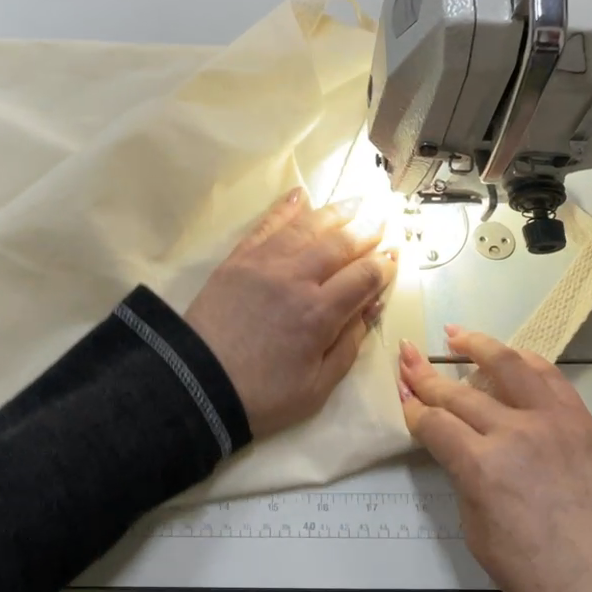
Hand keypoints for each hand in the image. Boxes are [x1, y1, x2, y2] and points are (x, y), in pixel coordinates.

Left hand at [184, 190, 397, 436]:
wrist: (196, 384)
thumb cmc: (261, 395)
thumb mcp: (317, 388)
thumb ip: (348, 345)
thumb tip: (370, 309)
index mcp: (320, 314)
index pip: (363, 277)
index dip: (384, 265)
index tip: (396, 255)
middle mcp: (296, 279)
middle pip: (340, 244)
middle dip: (366, 230)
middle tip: (383, 218)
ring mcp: (265, 264)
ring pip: (307, 227)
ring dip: (335, 212)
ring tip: (356, 202)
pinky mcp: (238, 259)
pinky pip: (267, 226)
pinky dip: (285, 208)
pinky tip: (301, 196)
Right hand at [399, 329, 591, 591]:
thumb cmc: (537, 576)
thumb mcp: (477, 532)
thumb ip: (462, 477)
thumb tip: (454, 444)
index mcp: (482, 467)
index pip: (433, 422)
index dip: (411, 409)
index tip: (401, 397)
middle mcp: (515, 432)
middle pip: (459, 391)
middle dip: (425, 374)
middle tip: (406, 356)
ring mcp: (552, 419)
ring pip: (506, 363)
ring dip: (476, 344)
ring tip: (454, 335)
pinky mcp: (581, 419)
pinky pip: (547, 375)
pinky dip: (522, 360)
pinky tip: (508, 356)